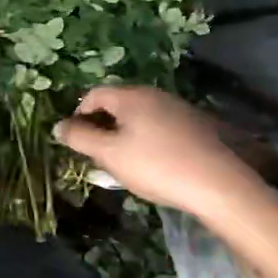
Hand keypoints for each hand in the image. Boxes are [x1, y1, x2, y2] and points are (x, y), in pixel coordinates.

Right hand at [54, 85, 266, 215]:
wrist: (219, 184)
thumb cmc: (156, 166)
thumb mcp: (109, 155)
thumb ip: (80, 138)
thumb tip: (58, 126)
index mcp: (130, 96)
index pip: (93, 95)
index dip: (79, 115)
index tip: (76, 141)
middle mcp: (154, 94)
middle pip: (117, 102)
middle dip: (101, 125)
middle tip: (97, 153)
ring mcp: (178, 107)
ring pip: (139, 115)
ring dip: (124, 132)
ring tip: (123, 160)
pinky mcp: (195, 124)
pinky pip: (159, 124)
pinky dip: (146, 137)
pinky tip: (152, 162)